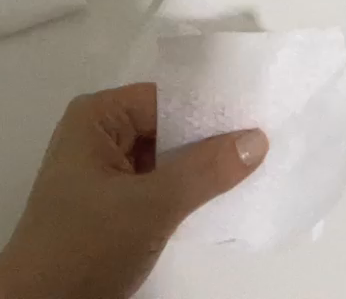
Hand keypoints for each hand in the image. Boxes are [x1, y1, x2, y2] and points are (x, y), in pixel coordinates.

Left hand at [0, 82, 268, 298]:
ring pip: (162, 160)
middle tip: (260, 146)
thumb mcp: (151, 205)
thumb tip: (257, 138)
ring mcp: (102, 173)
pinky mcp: (109, 207)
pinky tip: (217, 201)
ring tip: (250, 170)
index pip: (163, 100)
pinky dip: (182, 194)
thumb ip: (205, 170)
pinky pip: (155, 187)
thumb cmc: (85, 244)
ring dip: (196, 171)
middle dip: (205, 142)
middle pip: (164, 128)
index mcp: (96, 117)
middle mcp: (97, 136)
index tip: (254, 118)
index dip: (206, 110)